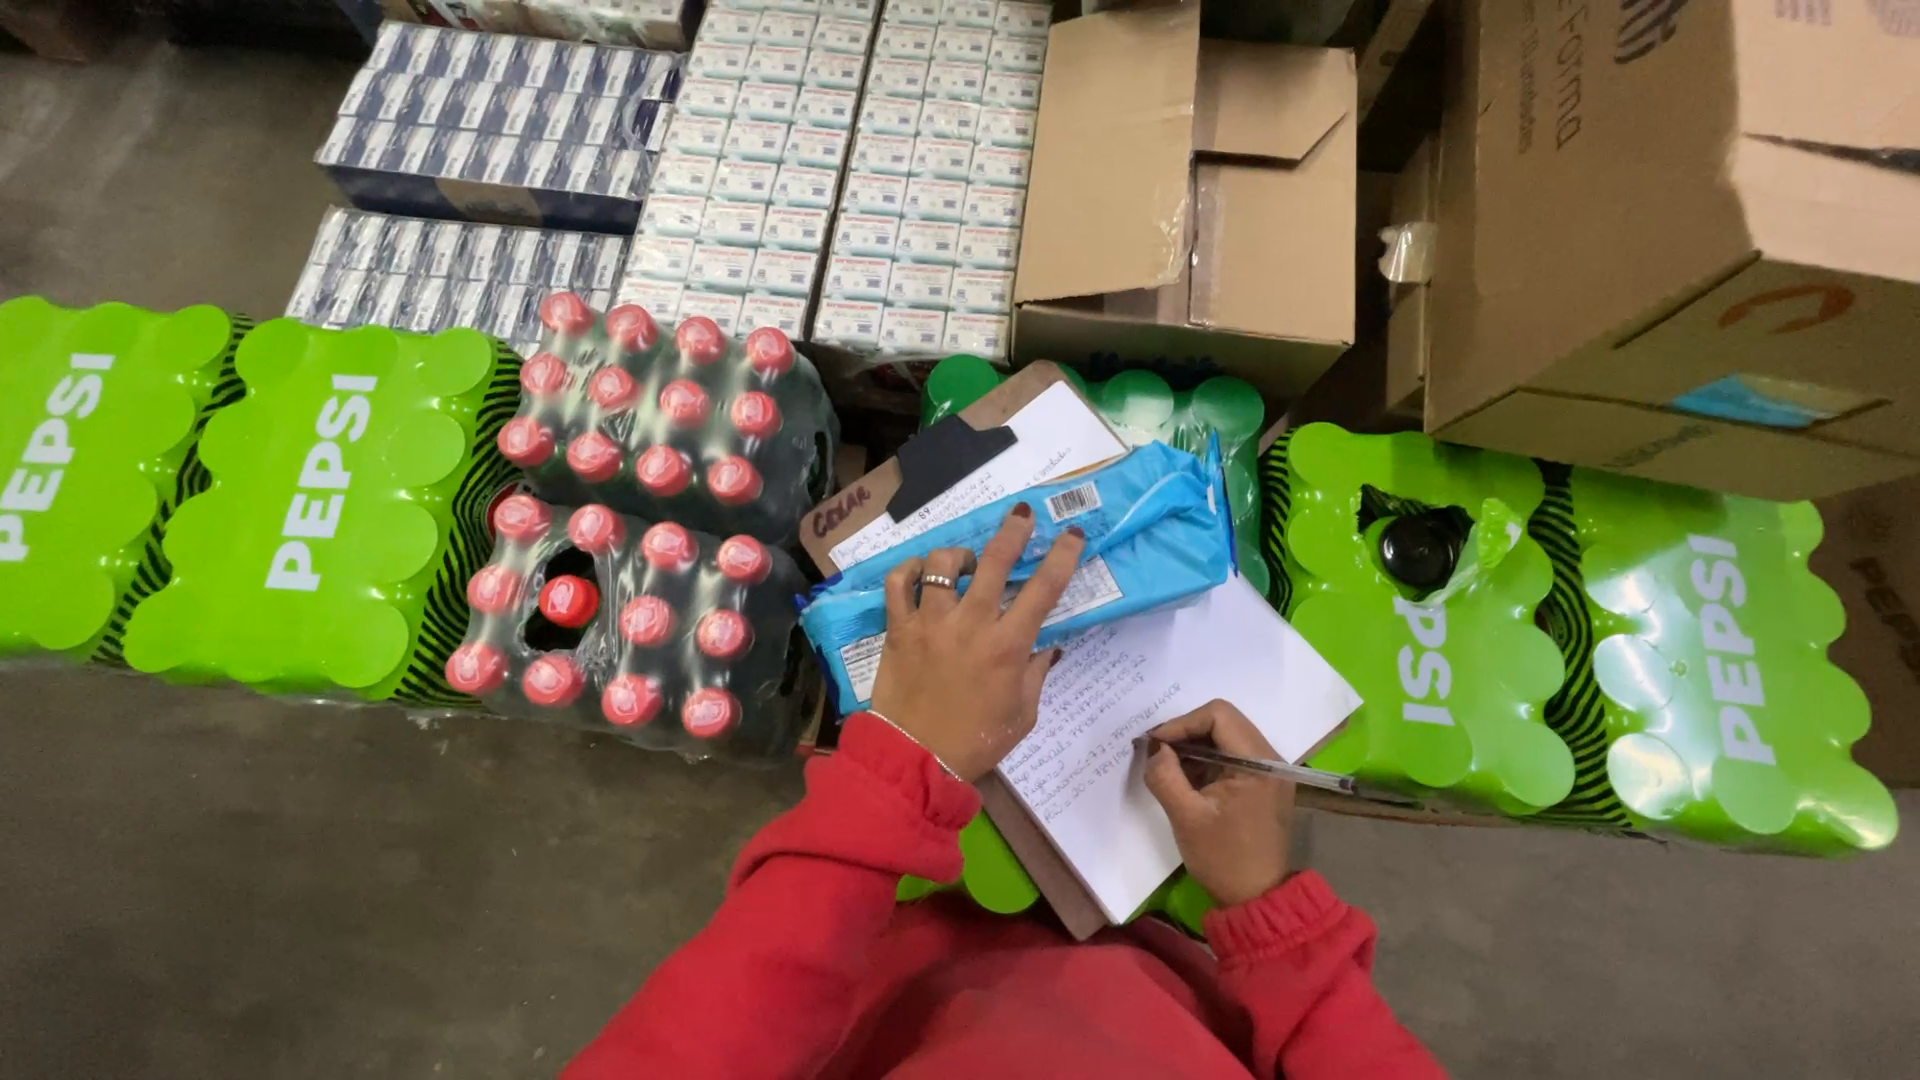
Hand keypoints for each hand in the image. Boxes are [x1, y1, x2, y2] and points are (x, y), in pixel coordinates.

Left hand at [868, 503, 1085, 781]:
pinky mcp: (898, 629)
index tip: (1071, 535)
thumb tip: (1048, 644)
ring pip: (941, 565)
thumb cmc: (976, 740)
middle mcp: (970, 625)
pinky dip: (908, 571)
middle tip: (1021, 517)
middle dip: (1012, 531)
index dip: (1062, 557)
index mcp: (1007, 646)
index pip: (1043, 590)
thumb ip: (1036, 673)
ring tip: (966, 563)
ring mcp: (930, 623)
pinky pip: (898, 584)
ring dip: (958, 555)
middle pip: (994, 562)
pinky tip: (919, 574)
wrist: (915, 759)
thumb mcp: (1022, 713)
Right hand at [1144, 700, 1295, 907]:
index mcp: (1259, 764)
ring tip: (1168, 764)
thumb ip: (1165, 774)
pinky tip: (1185, 776)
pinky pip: (1230, 753)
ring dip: (1194, 744)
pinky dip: (1205, 758)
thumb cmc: (1222, 859)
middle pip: (1223, 720)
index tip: (1156, 744)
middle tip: (1158, 751)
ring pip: (1225, 734)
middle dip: (1186, 732)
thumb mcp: (1185, 816)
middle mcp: (1271, 759)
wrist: (1256, 900)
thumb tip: (1154, 747)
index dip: (1182, 723)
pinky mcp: (1262, 782)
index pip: (1218, 715)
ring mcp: (1269, 771)